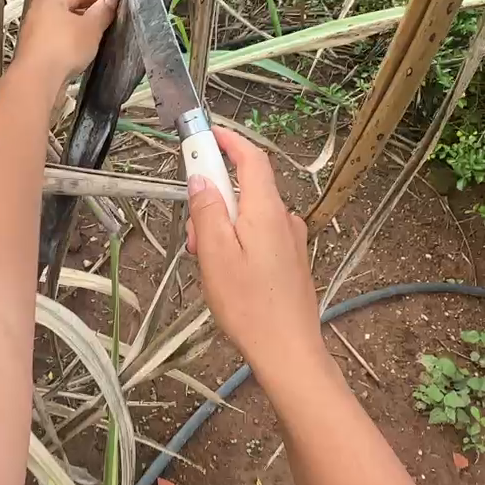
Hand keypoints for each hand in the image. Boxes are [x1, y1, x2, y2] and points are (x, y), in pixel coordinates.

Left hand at [15, 0, 116, 82]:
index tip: (110, 4)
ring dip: (77, 33)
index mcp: (50, 0)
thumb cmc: (61, 48)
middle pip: (68, 9)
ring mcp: (33, 34)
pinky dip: (67, 47)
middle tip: (105, 23)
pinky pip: (55, 45)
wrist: (38, 80)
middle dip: (87, 16)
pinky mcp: (33, 54)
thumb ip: (102, 12)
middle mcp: (37, 14)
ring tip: (94, 41)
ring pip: (60, 28)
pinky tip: (78, 56)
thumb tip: (110, 0)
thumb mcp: (91, 27)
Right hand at [186, 128, 325, 381]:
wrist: (288, 351)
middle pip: (244, 190)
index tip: (206, 133)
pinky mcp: (291, 260)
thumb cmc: (249, 305)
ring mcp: (290, 240)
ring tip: (207, 265)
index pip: (251, 158)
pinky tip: (226, 274)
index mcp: (266, 210)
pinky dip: (237, 242)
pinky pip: (259, 236)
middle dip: (213, 200)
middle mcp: (283, 219)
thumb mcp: (215, 254)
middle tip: (193, 236)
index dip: (229, 140)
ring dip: (222, 227)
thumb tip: (200, 179)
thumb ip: (207, 211)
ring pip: (248, 216)